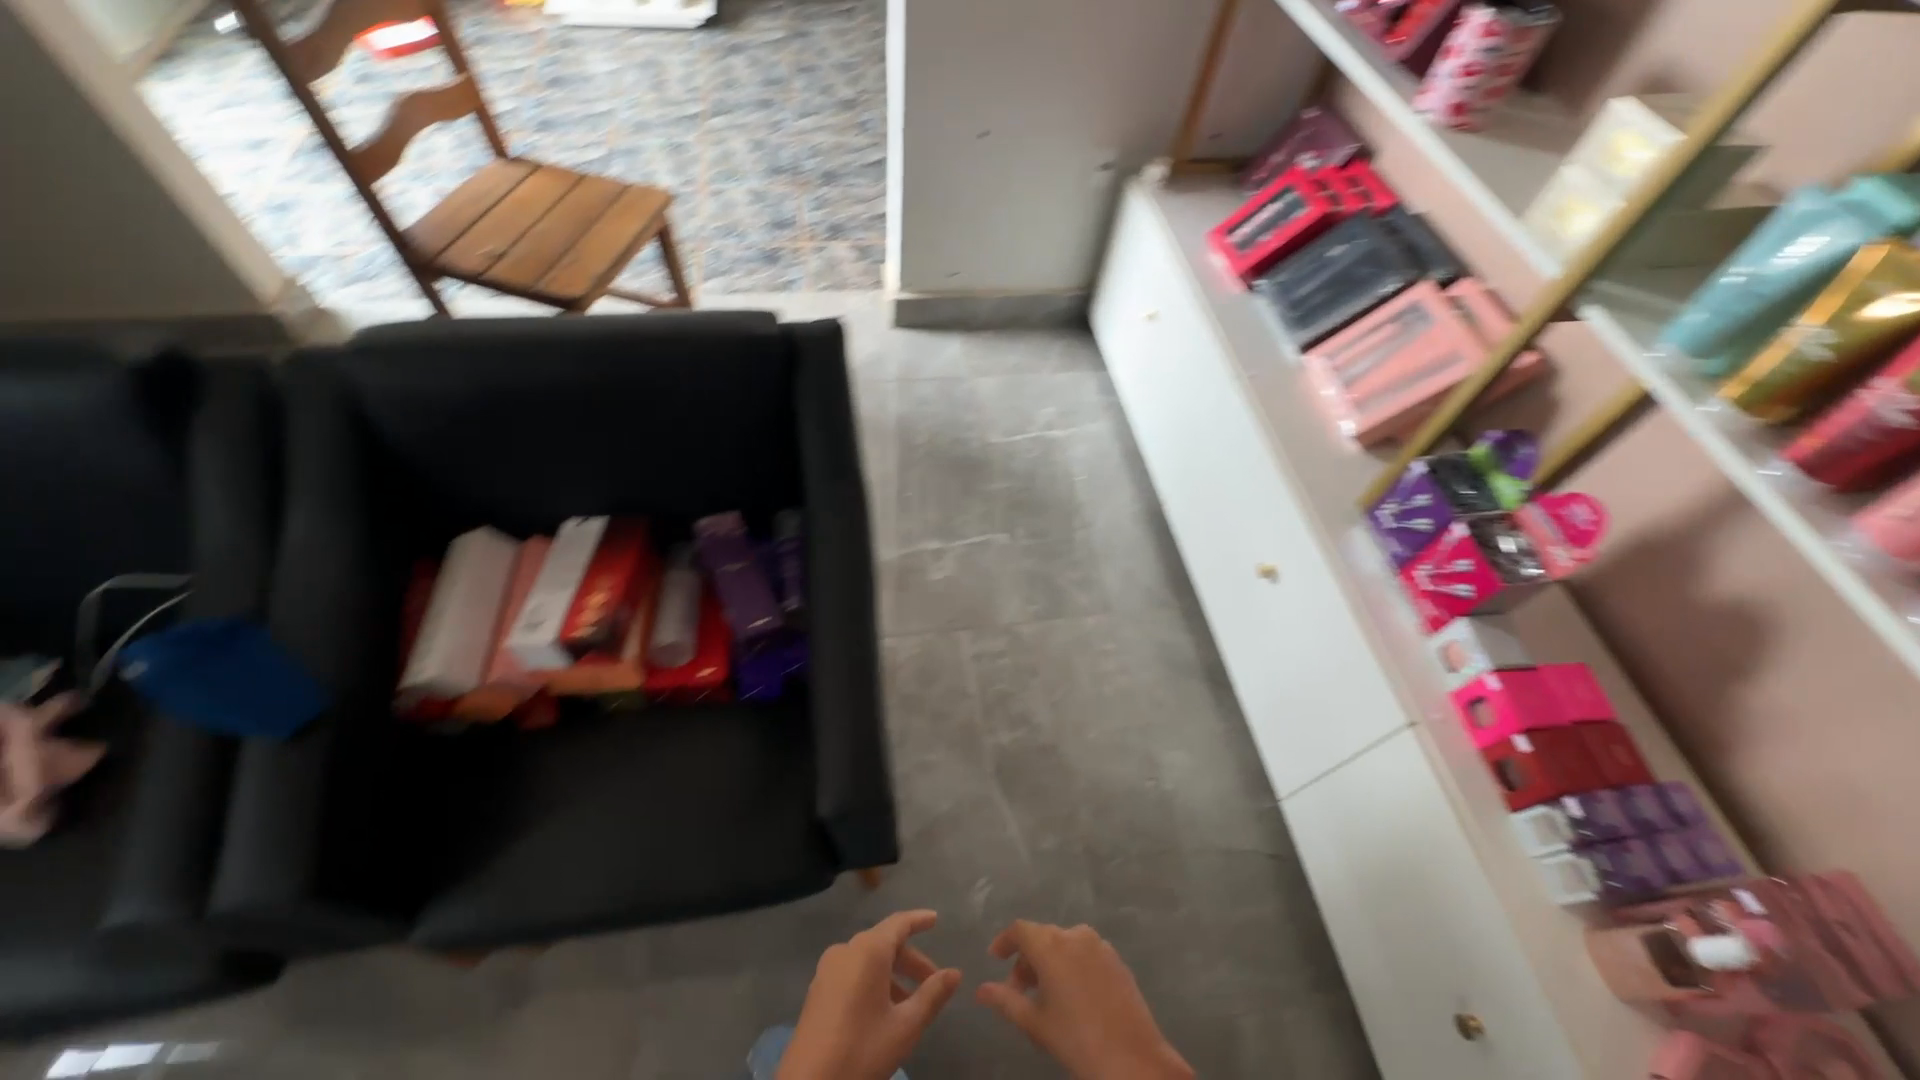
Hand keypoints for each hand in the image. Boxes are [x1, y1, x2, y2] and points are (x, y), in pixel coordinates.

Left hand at [778, 910, 962, 1079]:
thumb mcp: (905, 1026)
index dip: (919, 920)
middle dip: (911, 960)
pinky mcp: (817, 990)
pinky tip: (884, 1009)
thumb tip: (954, 973)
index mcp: (867, 951)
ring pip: (868, 960)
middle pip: (884, 943)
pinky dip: (873, 980)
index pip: (898, 923)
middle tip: (934, 982)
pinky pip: (852, 972)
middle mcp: (845, 951)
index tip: (936, 920)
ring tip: (912, 1002)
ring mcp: (827, 970)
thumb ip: (932, 995)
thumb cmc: (862, 1049)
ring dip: (893, 974)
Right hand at [975, 920, 1192, 1079]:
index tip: (995, 959)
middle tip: (1018, 990)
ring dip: (1050, 961)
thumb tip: (981, 990)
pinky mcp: (1118, 961)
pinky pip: (1086, 953)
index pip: (1021, 930)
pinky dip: (1072, 965)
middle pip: (1043, 937)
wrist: (1133, 1059)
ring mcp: (1101, 947)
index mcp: (1052, 946)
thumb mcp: (1034, 1022)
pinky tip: (1073, 996)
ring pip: (1066, 944)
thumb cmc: (1076, 1039)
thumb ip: (1005, 1000)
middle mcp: (1076, 936)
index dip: (1005, 942)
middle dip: (1027, 959)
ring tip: (1045, 995)